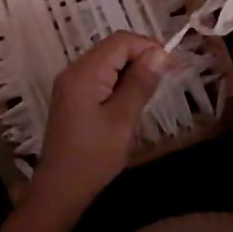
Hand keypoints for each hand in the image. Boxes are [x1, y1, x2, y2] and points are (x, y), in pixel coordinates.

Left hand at [33, 32, 165, 205]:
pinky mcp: (73, 98)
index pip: (120, 42)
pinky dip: (120, 80)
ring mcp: (71, 85)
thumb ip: (140, 83)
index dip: (148, 46)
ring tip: (154, 88)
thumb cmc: (94, 156)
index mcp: (84, 74)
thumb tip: (160, 53)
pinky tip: (133, 98)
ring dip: (132, 69)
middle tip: (167, 76)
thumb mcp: (123, 119)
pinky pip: (100, 77)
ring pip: (107, 62)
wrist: (60, 189)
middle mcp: (74, 72)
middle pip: (112, 48)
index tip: (172, 65)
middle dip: (142, 56)